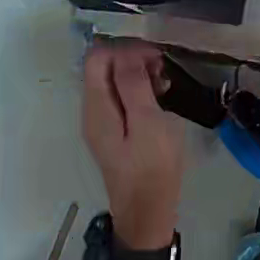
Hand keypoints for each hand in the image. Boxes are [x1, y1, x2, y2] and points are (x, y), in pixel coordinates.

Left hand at [81, 41, 185, 250]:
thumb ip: (134, 86)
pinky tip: (160, 97)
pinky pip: (122, 97)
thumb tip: (126, 53)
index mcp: (98, 107)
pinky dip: (140, 90)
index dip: (125, 49)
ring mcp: (103, 121)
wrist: (147, 210)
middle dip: (133, 59)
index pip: (97, 57)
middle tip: (163, 70)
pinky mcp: (115, 130)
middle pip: (104, 67)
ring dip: (138, 74)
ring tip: (165, 84)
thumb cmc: (152, 166)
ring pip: (114, 80)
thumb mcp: (148, 123)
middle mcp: (93, 110)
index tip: (156, 58)